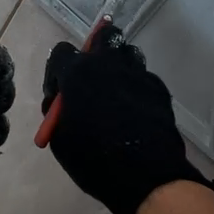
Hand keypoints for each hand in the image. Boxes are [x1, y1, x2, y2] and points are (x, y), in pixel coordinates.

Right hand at [41, 26, 213, 213]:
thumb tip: (59, 103)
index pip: (61, 52)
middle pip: (103, 36)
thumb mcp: (61, 140)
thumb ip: (56, 113)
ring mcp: (135, 72)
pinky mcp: (158, 87)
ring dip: (120, 66)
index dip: (57, 71)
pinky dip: (138, 88)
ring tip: (118, 91)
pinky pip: (144, 78)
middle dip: (97, 48)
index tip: (60, 92)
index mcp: (77, 71)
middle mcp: (106, 63)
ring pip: (127, 54)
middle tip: (94, 72)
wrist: (146, 177)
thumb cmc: (94, 158)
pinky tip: (138, 110)